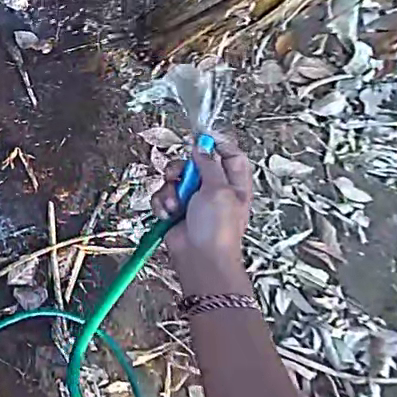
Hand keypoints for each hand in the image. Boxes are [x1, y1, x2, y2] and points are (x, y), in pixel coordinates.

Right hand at [151, 135, 253, 296]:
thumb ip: (209, 165)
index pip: (229, 155)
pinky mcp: (176, 211)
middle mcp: (214, 191)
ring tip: (175, 204)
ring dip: (170, 191)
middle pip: (195, 164)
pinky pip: (163, 196)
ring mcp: (194, 201)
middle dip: (182, 168)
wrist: (199, 258)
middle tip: (178, 175)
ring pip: (175, 180)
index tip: (200, 138)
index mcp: (234, 185)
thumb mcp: (219, 190)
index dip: (216, 145)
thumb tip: (202, 147)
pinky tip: (169, 214)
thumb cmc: (218, 230)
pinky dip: (162, 204)